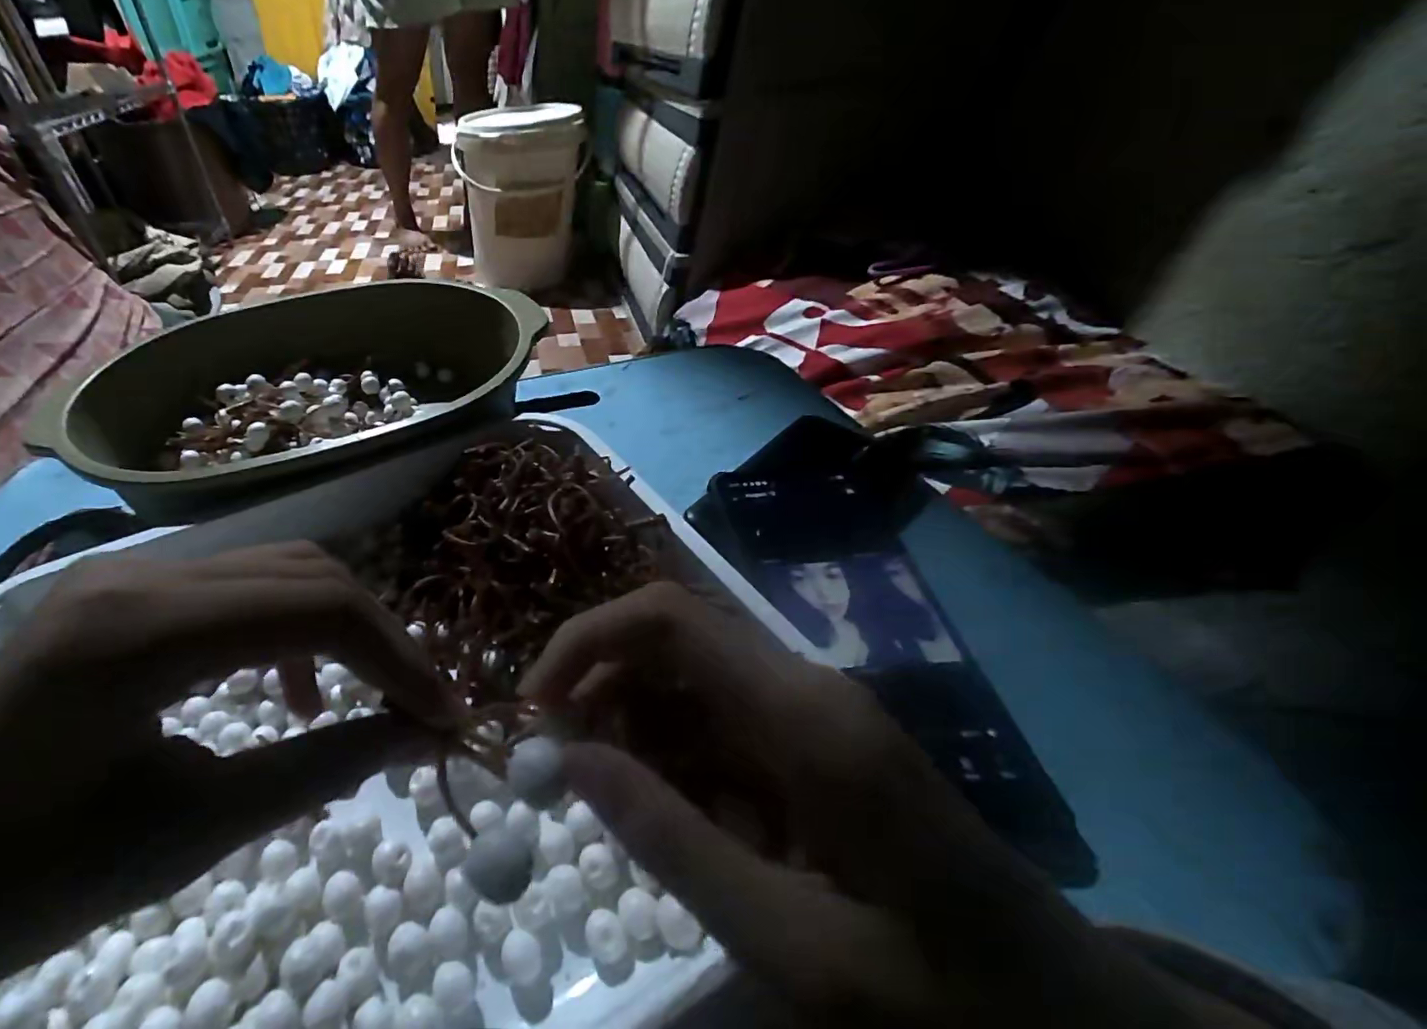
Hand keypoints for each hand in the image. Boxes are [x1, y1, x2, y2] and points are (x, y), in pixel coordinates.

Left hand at [0, 542, 458, 1028]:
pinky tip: (282, 686)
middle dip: (376, 635)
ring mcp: (117, 576)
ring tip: (353, 698)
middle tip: (417, 705)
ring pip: (271, 568)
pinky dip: (280, 624)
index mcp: (141, 632)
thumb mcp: (196, 831)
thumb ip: (322, 768)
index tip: (444, 714)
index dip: (397, 657)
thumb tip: (421, 736)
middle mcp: (133, 575)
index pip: (315, 606)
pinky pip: (227, 586)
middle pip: (303, 570)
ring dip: (332, 624)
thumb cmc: (28, 886)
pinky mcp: (111, 595)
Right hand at [520, 582, 1264, 1028]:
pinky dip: (677, 764)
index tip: (532, 709)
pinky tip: (697, 831)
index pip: (664, 618)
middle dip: (598, 694)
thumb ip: (670, 841)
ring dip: (635, 736)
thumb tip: (568, 757)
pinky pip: (716, 726)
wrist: (1074, 1022)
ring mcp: (811, 713)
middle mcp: (803, 689)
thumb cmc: (939, 996)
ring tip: (633, 818)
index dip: (583, 641)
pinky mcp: (813, 742)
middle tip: (565, 775)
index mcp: (803, 715)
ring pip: (684, 685)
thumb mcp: (791, 942)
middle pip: (667, 645)